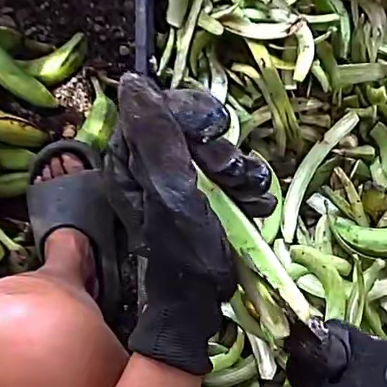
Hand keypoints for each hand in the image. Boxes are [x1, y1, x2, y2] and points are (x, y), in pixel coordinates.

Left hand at [105, 74, 270, 373]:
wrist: (199, 303)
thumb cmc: (180, 252)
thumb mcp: (170, 191)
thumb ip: (156, 137)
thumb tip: (134, 83)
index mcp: (132, 159)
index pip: (158, 107)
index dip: (190, 113)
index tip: (213, 131)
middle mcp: (153, 166)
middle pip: (194, 128)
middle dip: (220, 150)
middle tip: (228, 173)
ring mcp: (182, 183)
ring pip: (219, 151)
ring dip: (241, 171)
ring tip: (247, 196)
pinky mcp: (207, 199)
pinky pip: (232, 176)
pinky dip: (248, 188)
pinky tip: (255, 204)